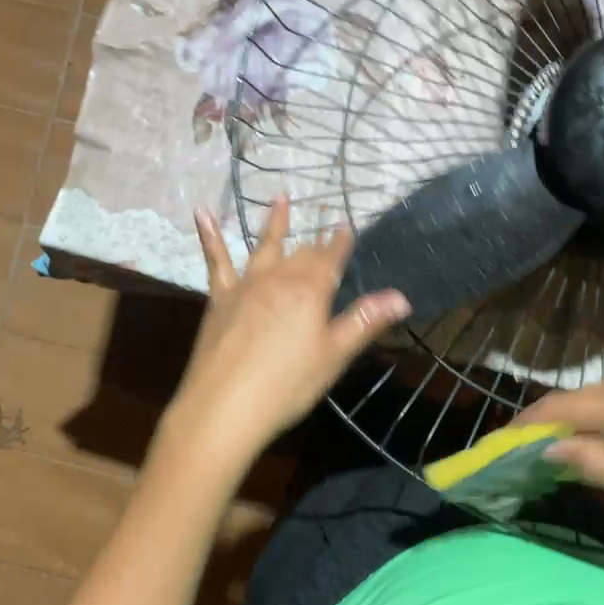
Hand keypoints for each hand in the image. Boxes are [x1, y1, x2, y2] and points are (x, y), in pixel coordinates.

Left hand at [164, 197, 409, 456]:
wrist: (224, 406)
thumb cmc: (287, 385)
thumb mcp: (333, 356)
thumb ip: (364, 322)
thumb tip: (402, 297)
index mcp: (310, 291)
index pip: (331, 258)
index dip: (341, 242)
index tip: (347, 225)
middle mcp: (278, 278)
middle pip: (301, 254)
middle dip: (316, 241)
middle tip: (325, 224)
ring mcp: (245, 285)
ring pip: (264, 247)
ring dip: (274, 222)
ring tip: (281, 198)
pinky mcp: (219, 298)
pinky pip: (215, 260)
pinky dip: (209, 234)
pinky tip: (201, 212)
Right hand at [517, 362, 603, 528]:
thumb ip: (594, 462)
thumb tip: (550, 449)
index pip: (554, 408)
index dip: (521, 427)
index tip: (497, 448)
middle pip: (574, 398)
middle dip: (546, 424)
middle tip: (527, 456)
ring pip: (599, 396)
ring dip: (577, 420)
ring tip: (564, 453)